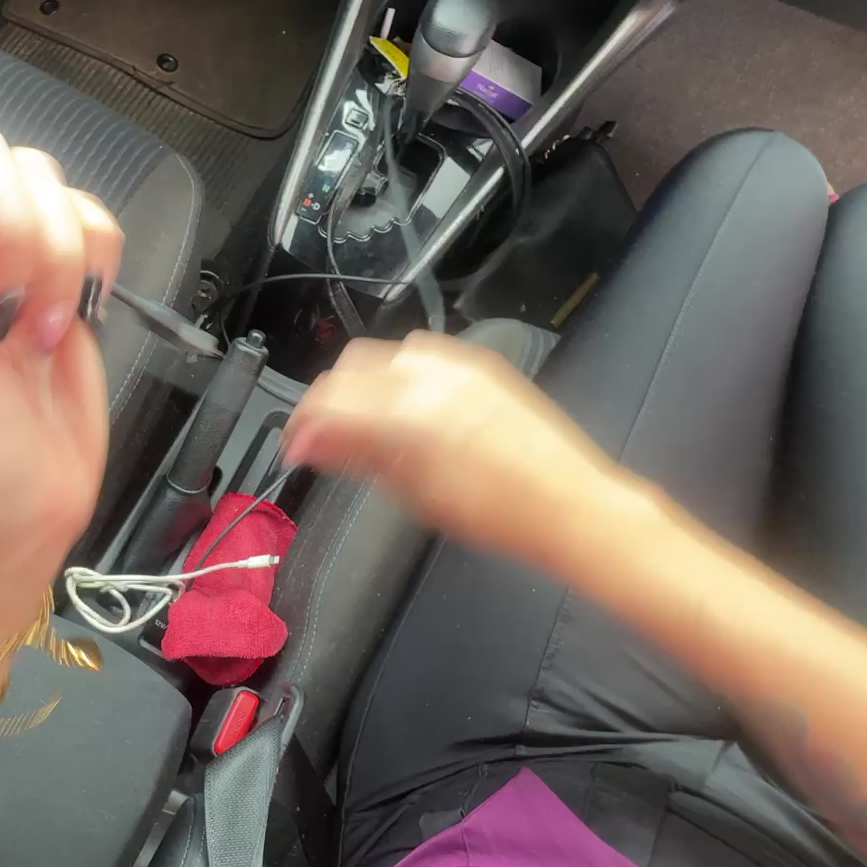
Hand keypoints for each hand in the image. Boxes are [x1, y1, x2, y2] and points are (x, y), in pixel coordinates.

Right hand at [283, 332, 644, 568]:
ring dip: (358, 385)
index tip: (296, 445)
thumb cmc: (503, 514)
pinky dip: (395, 374)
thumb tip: (310, 443)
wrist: (570, 506)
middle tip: (322, 438)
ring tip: (361, 423)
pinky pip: (419, 352)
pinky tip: (402, 406)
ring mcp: (458, 365)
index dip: (302, 424)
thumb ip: (355, 457)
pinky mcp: (479, 365)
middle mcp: (431, 377)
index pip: (328, 401)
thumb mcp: (414, 493)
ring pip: (380, 356)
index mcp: (410, 414)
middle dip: (325, 402)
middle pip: (347, 369)